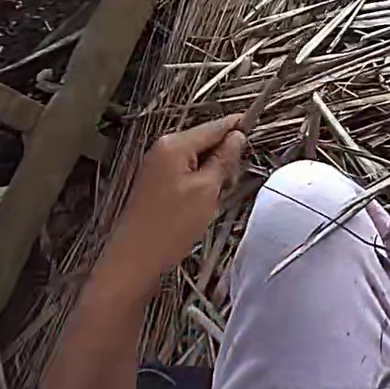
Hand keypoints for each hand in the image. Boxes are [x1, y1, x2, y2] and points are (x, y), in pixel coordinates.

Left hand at [101, 115, 247, 289]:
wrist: (133, 262)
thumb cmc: (168, 227)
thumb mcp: (207, 190)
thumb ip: (225, 158)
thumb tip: (237, 137)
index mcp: (175, 145)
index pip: (215, 126)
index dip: (237, 127)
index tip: (256, 130)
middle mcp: (163, 149)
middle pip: (207, 140)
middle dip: (224, 158)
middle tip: (230, 183)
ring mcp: (158, 166)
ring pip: (199, 158)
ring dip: (213, 174)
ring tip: (213, 199)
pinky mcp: (157, 183)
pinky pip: (187, 172)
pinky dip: (200, 184)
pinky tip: (201, 204)